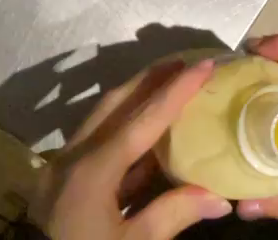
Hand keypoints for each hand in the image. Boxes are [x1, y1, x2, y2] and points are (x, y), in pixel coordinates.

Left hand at [30, 58, 232, 239]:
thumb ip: (172, 215)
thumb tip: (221, 197)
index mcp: (89, 175)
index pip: (141, 122)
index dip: (175, 91)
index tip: (203, 64)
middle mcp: (70, 159)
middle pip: (115, 104)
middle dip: (151, 79)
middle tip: (184, 62)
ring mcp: (59, 167)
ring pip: (101, 116)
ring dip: (136, 96)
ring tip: (168, 80)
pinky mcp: (57, 178)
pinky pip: (94, 137)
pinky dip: (122, 124)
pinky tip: (147, 123)